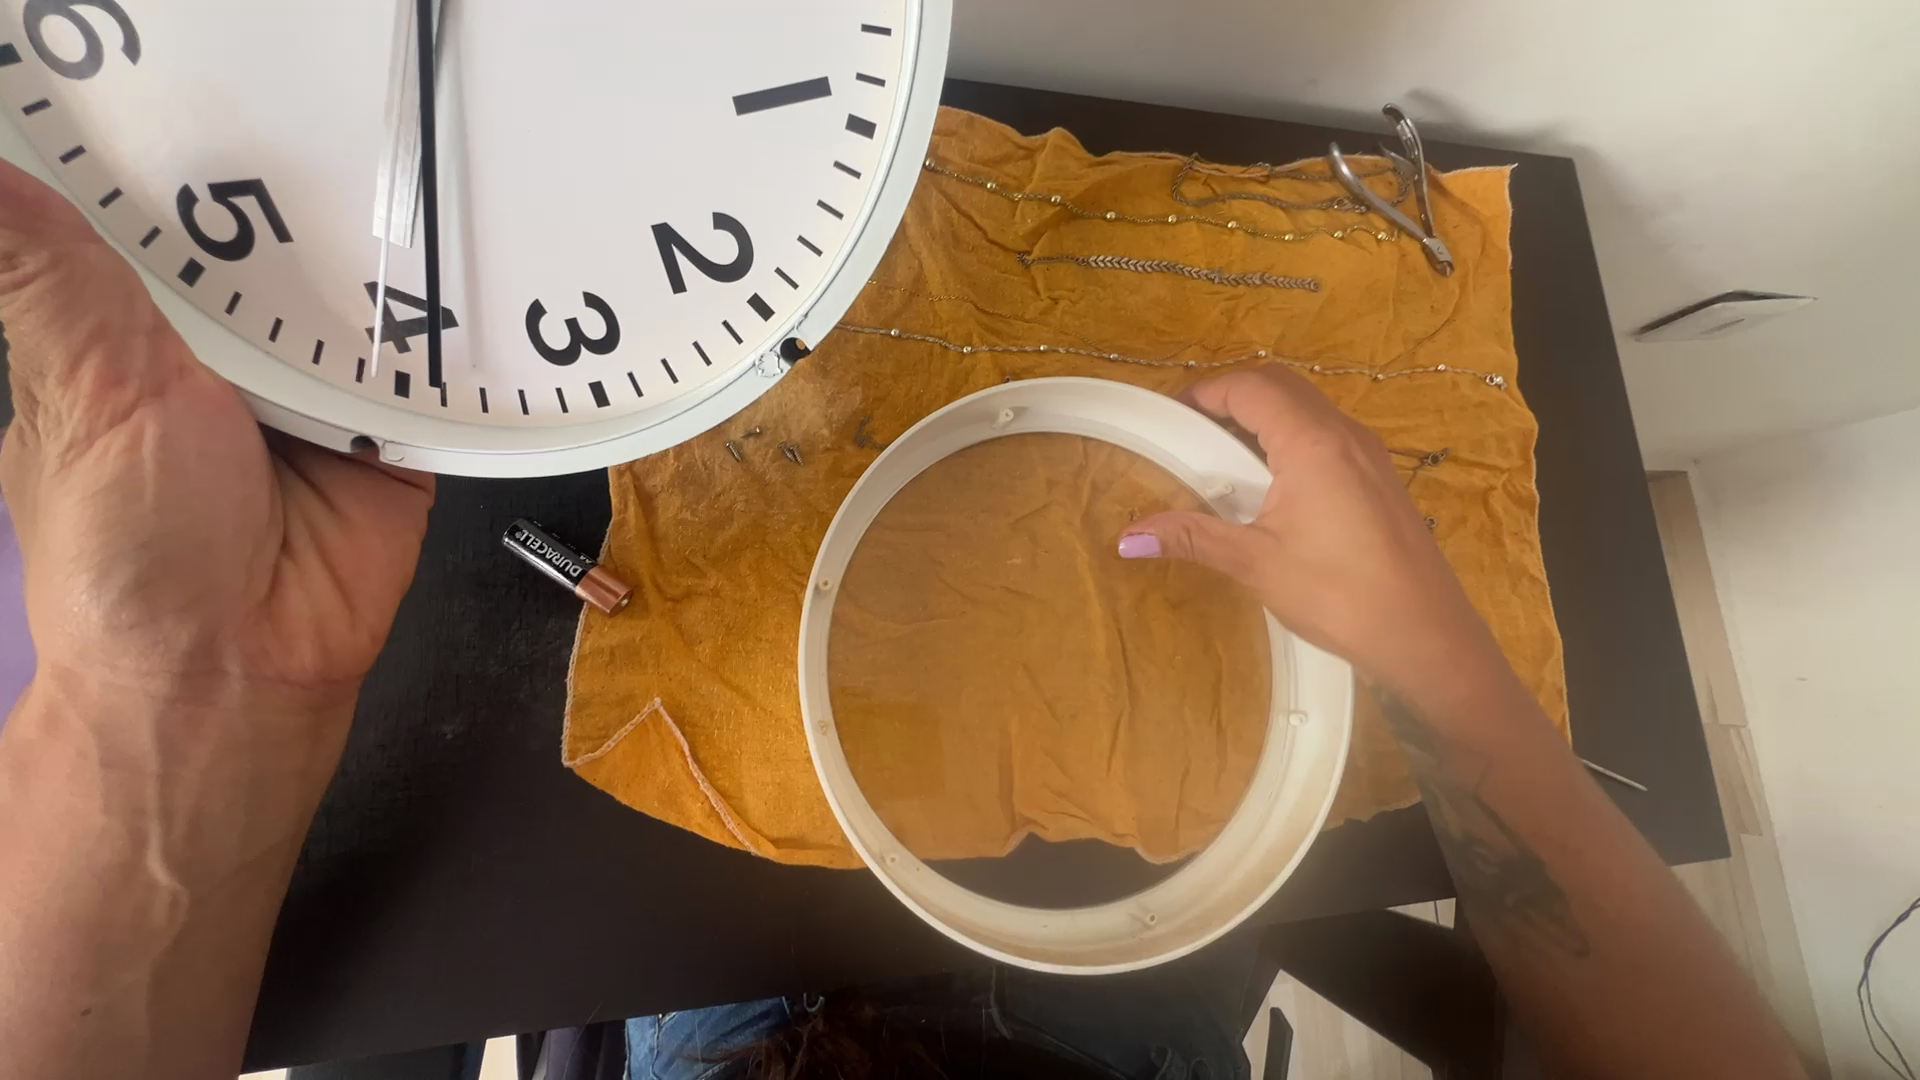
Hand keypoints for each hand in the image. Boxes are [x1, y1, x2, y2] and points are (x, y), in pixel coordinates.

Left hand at [0, 159, 433, 732]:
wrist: (257, 652)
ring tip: (434, 184)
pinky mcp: (406, 435)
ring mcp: (335, 398)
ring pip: (366, 316)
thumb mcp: (88, 400)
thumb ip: (59, 293)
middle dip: (313, 208)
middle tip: (360, 114)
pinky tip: (483, 287)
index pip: (169, 228)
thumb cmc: (142, 537)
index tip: (216, 79)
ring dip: (391, 272)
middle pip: (285, 265)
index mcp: (145, 337)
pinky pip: (432, 380)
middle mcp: (246, 358)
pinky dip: (455, 347)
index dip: (185, 162)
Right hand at [1121, 366, 1503, 703]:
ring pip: (1305, 407)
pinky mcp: (1377, 476)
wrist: (1426, 638)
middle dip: (1230, 395)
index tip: (1169, 416)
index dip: (1205, 391)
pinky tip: (1266, 482)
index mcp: (1312, 443)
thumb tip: (1126, 539)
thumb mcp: (1255, 563)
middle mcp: (1344, 434)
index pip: (1251, 387)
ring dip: (1260, 414)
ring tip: (1219, 453)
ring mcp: (1367, 453)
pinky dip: (1285, 436)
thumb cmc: (1339, 595)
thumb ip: (1191, 537)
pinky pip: (1323, 432)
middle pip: (1280, 385)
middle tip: (1189, 429)